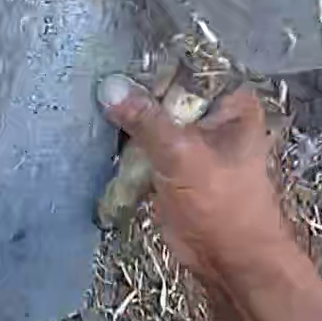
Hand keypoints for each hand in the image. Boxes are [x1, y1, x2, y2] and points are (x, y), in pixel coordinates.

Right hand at [96, 74, 292, 283]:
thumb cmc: (221, 204)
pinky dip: (124, 147)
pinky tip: (99, 137)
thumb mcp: (182, 155)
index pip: (188, 68)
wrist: (229, 259)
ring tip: (91, 106)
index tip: (115, 61)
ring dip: (125, 122)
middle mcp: (211, 118)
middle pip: (165, 94)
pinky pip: (142, 148)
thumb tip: (109, 88)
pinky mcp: (170, 168)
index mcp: (230, 104)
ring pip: (150, 122)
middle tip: (95, 84)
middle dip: (133, 94)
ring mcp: (189, 144)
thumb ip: (145, 120)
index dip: (154, 65)